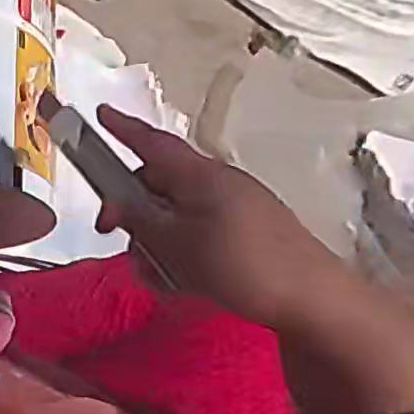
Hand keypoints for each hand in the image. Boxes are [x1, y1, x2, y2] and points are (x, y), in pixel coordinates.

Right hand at [93, 105, 344, 325]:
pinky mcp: (244, 232)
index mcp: (200, 176)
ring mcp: (233, 208)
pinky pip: (196, 232)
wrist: (313, 300)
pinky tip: (183, 282)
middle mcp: (216, 184)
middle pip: (157, 185)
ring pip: (173, 214)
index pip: (153, 143)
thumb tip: (113, 203)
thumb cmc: (241, 264)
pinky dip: (180, 252)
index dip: (123, 128)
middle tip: (116, 236)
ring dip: (156, 242)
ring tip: (161, 274)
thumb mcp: (175, 243)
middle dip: (133, 211)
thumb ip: (138, 219)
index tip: (100, 113)